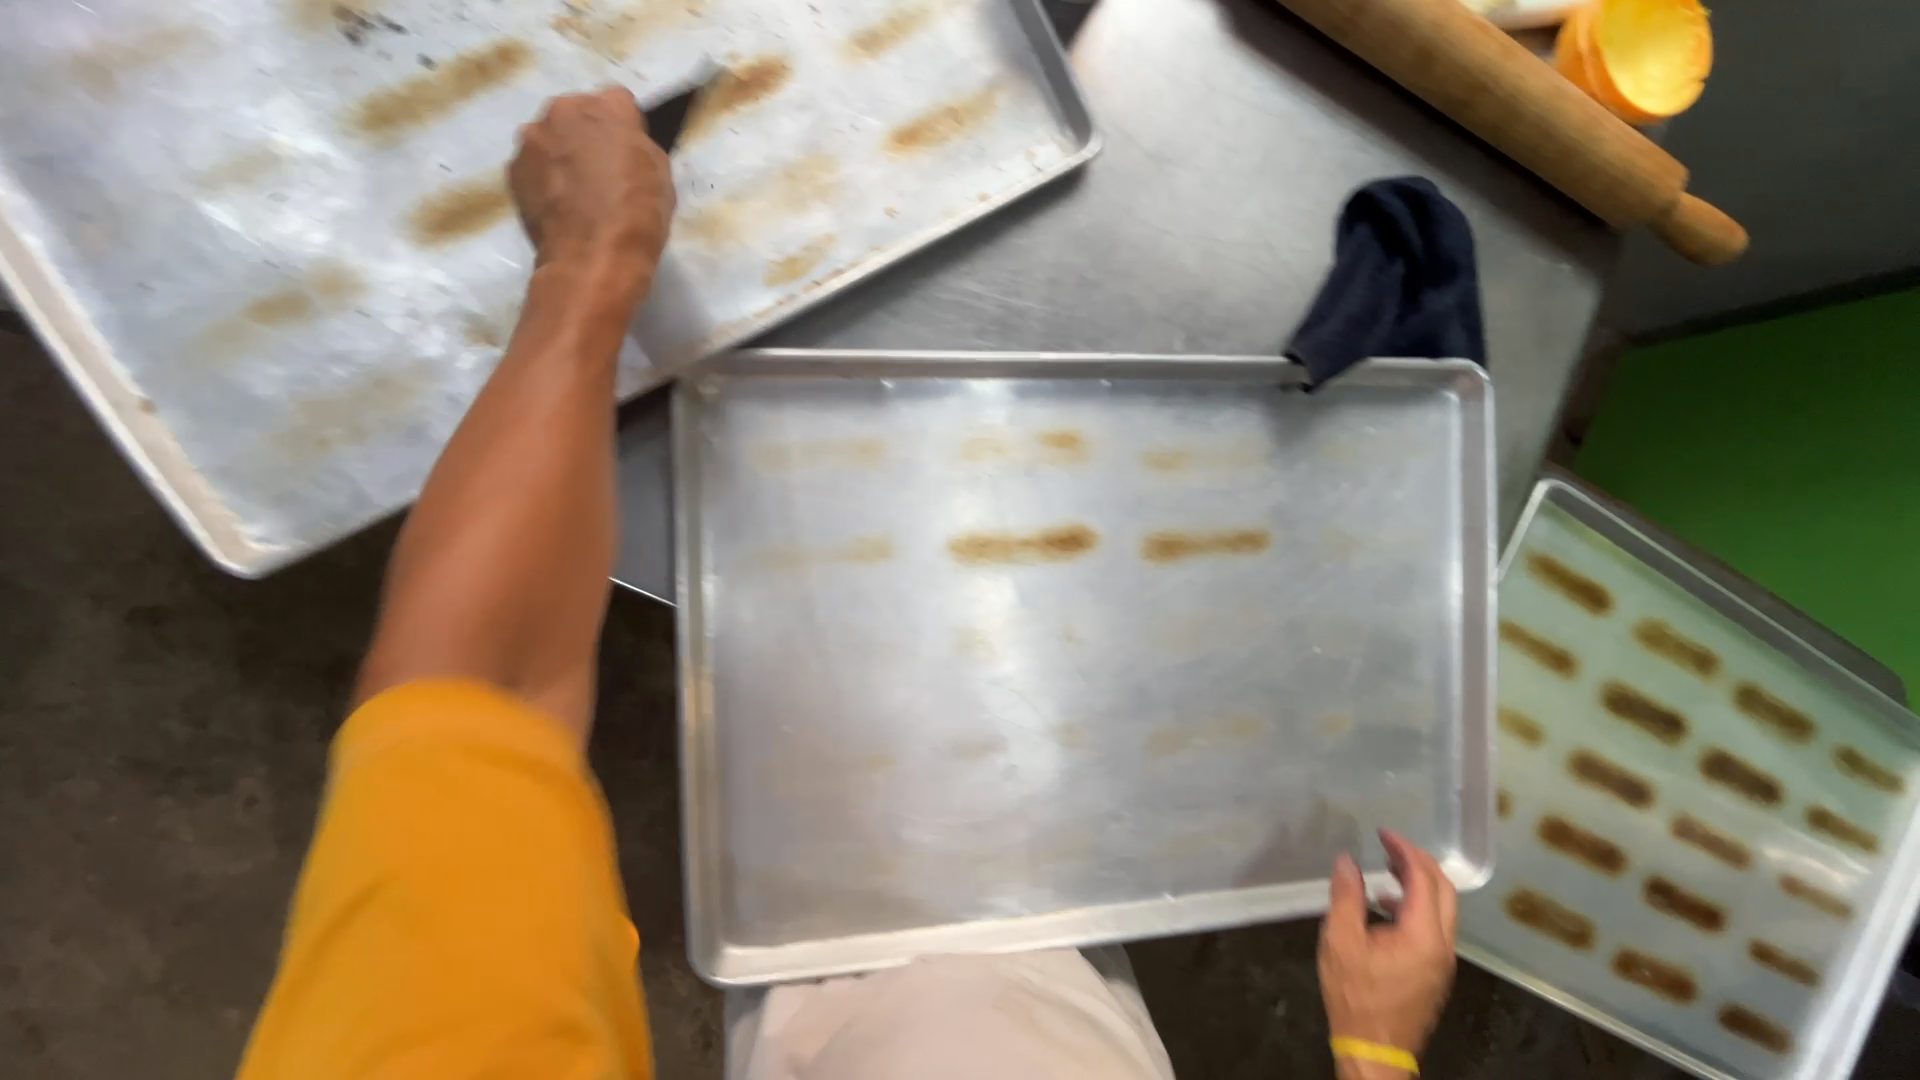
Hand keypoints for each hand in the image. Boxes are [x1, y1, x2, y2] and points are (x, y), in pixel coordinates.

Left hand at [508, 86, 674, 303]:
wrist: (593, 260)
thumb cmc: (638, 218)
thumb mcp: (661, 178)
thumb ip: (640, 149)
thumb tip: (625, 145)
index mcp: (603, 108)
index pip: (619, 101)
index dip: (628, 128)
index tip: (632, 154)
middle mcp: (560, 111)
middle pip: (578, 114)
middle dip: (589, 136)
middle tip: (604, 173)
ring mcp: (530, 140)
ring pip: (552, 138)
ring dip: (564, 155)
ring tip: (579, 194)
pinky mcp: (512, 170)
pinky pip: (534, 166)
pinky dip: (546, 180)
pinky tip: (561, 207)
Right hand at [1318, 828, 1458, 1074]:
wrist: (1375, 1048)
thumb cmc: (1355, 992)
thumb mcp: (1340, 939)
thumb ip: (1346, 896)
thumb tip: (1347, 860)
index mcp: (1423, 935)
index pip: (1425, 879)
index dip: (1405, 850)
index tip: (1382, 833)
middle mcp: (1442, 945)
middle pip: (1445, 891)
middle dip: (1419, 861)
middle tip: (1390, 844)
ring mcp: (1442, 961)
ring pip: (1443, 909)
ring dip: (1420, 882)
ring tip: (1386, 867)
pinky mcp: (1434, 971)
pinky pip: (1435, 925)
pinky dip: (1416, 903)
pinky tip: (1385, 905)